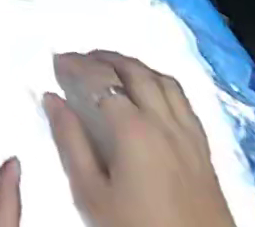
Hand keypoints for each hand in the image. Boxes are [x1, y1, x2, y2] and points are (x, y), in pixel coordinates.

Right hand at [43, 52, 233, 226]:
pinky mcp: (202, 145)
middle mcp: (162, 118)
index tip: (58, 61)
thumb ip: (71, 142)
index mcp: (132, 128)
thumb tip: (52, 99)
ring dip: (132, 65)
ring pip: (159, 77)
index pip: (101, 80)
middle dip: (103, 58)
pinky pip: (180, 96)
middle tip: (80, 60)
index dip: (78, 66)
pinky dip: (158, 81)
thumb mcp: (92, 196)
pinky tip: (150, 91)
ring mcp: (186, 130)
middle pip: (132, 70)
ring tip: (111, 67)